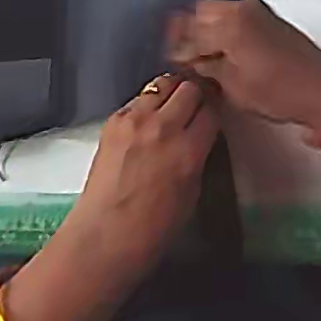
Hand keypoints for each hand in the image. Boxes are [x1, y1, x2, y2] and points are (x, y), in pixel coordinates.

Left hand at [54, 73, 219, 273]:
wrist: (104, 236)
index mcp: (188, 151)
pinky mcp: (114, 120)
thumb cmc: (153, 231)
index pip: (211, 110)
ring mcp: (135, 120)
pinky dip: (148, 103)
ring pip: (163, 84)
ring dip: (173, 90)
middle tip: (198, 99)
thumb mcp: (191, 195)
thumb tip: (198, 138)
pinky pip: (138, 99)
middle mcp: (163, 128)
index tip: (216, 108)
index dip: (216, 107)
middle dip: (197, 92)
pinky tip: (147, 117)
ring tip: (174, 101)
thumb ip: (197, 158)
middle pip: (190, 88)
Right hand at [167, 0, 320, 129]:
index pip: (188, 28)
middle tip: (182, 51)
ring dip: (206, 27)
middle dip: (188, 31)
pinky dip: (224, 28)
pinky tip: (224, 50)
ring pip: (217, 11)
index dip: (176, 45)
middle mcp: (243, 9)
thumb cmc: (288, 91)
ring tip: (203, 54)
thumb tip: (193, 62)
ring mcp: (258, 11)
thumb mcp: (232, 86)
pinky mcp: (268, 18)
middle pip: (200, 11)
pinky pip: (235, 15)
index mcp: (230, 22)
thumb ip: (205, 68)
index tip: (172, 55)